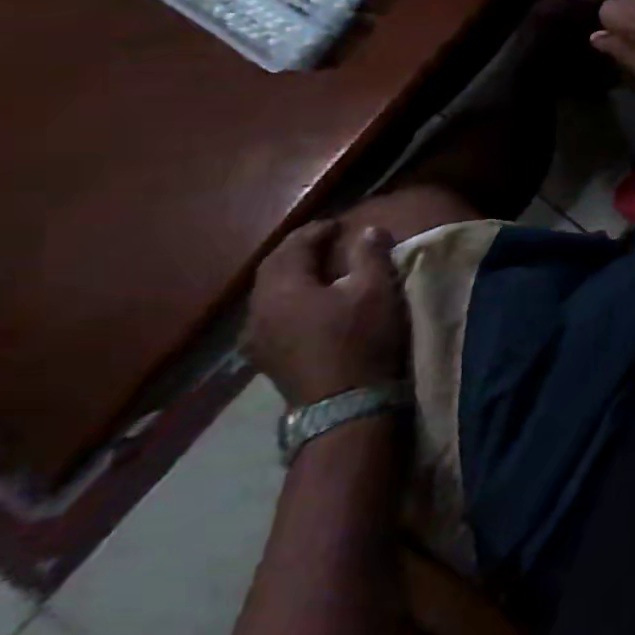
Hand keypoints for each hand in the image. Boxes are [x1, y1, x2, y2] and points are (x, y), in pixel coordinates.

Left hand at [241, 220, 410, 406]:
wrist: (347, 409)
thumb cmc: (362, 342)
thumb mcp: (376, 292)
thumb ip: (370, 255)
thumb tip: (368, 229)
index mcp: (282, 287)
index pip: (294, 245)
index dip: (317, 231)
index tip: (339, 225)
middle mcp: (259, 309)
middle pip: (274, 268)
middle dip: (299, 252)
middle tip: (325, 244)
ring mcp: (258, 338)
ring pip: (269, 294)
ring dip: (292, 278)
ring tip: (317, 273)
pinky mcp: (266, 360)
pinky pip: (271, 317)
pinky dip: (288, 302)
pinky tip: (305, 308)